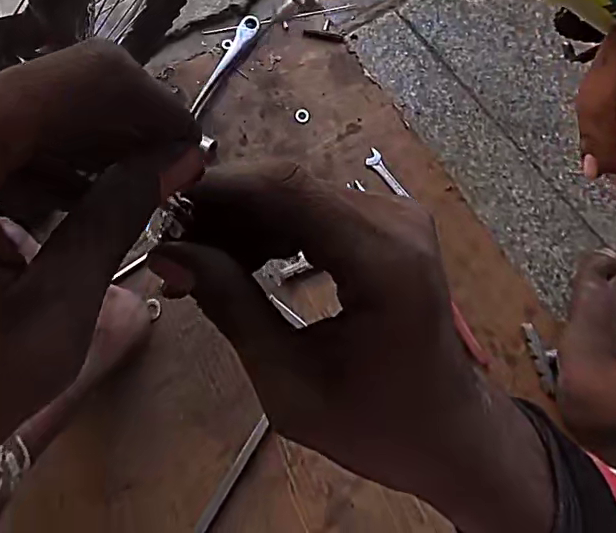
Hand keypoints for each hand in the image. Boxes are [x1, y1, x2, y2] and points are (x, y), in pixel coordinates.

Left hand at [0, 40, 200, 532]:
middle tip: (165, 182)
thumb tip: (174, 163)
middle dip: (118, 133)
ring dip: (74, 152)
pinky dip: (22, 167)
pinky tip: (50, 217)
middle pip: (49, 89)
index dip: (153, 105)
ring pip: (11, 112)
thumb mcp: (40, 330)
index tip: (187, 150)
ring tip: (117, 205)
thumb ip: (115, 223)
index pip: (88, 75)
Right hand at [151, 163, 551, 532]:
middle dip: (223, 206)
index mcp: (384, 257)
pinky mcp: (383, 220)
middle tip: (171, 240)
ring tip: (195, 257)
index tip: (163, 199)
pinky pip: (313, 207)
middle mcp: (393, 217)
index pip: (288, 189)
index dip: (220, 186)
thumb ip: (232, 308)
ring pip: (295, 192)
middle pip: (288, 185)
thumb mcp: (292, 386)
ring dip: (241, 218)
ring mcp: (393, 213)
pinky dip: (270, 227)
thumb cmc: (379, 425)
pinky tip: (236, 258)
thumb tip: (169, 254)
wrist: (451, 431)